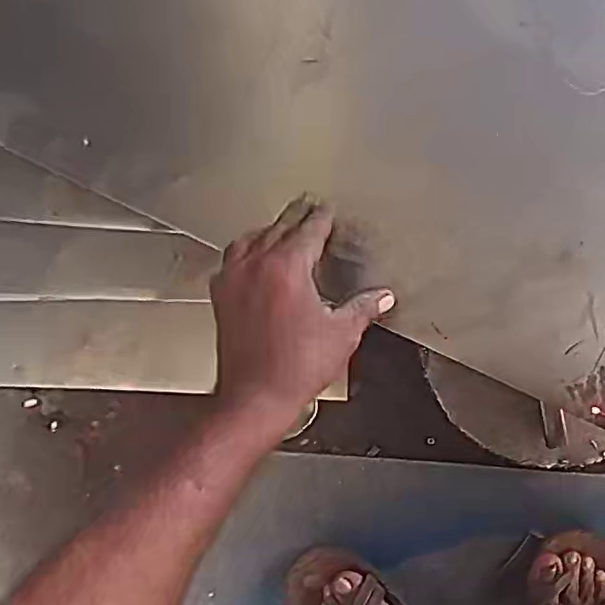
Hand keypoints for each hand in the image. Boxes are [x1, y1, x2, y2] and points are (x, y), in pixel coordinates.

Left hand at [209, 197, 393, 433]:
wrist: (257, 395)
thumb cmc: (296, 367)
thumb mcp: (343, 333)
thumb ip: (363, 308)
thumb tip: (383, 297)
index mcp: (286, 269)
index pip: (308, 231)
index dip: (321, 219)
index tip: (327, 211)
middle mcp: (255, 267)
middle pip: (277, 228)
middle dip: (296, 217)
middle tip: (308, 209)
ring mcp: (233, 280)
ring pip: (251, 239)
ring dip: (270, 230)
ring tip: (283, 229)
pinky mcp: (221, 297)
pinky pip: (233, 259)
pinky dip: (248, 250)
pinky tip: (254, 258)